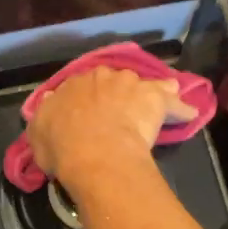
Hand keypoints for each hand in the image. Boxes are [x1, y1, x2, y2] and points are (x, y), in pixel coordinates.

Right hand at [26, 67, 197, 187]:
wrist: (94, 152)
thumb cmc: (62, 147)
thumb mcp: (38, 135)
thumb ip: (43, 120)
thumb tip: (49, 108)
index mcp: (72, 85)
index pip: (80, 88)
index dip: (85, 103)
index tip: (88, 116)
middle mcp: (102, 76)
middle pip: (112, 82)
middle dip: (116, 94)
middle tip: (119, 113)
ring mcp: (131, 84)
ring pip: (143, 86)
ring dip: (148, 95)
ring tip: (155, 107)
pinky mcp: (155, 97)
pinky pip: (172, 102)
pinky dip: (180, 108)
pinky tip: (189, 115)